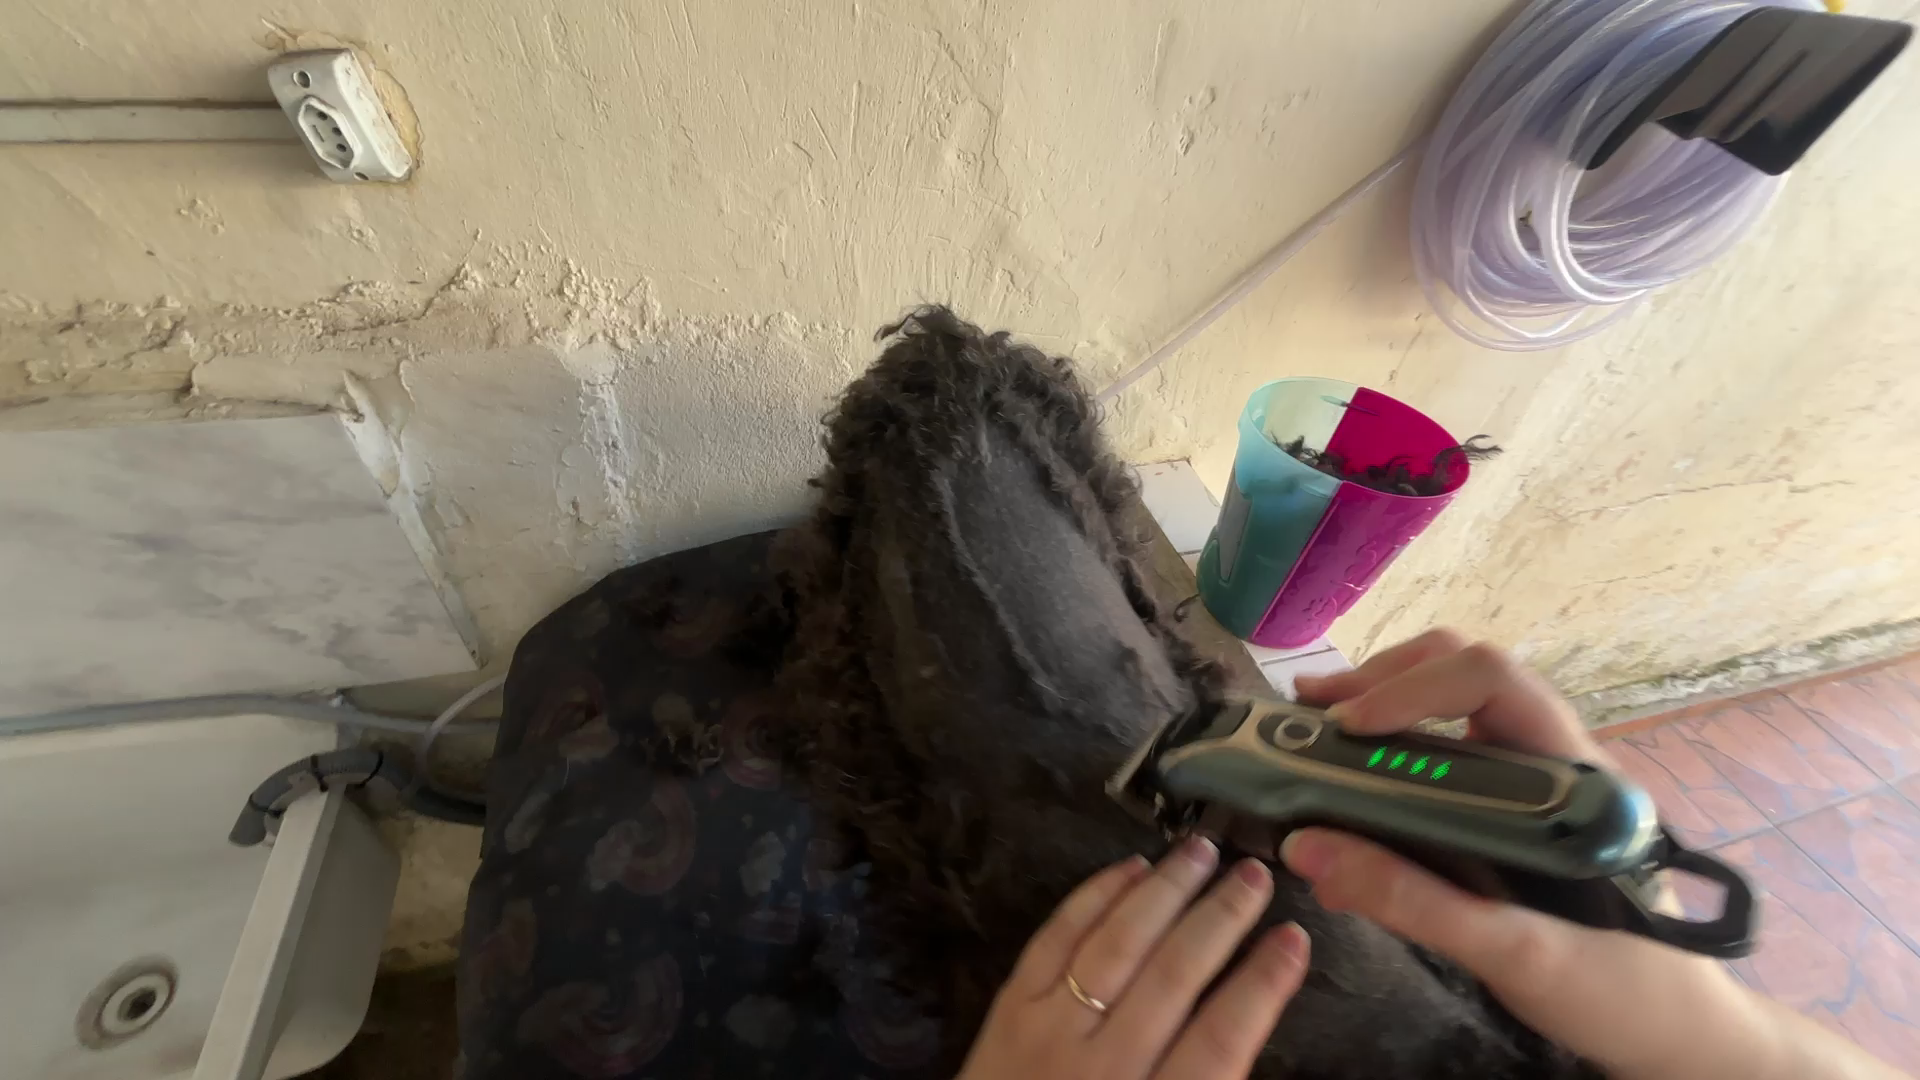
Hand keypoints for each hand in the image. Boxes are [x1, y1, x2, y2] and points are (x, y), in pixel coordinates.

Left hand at [956, 837, 1309, 1079]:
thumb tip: (1246, 1018)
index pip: (1221, 1041)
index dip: (1262, 986)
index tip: (1295, 938)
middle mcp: (1103, 1063)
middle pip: (1172, 975)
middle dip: (1219, 918)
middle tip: (1254, 873)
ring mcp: (1050, 1024)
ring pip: (1118, 941)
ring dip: (1164, 890)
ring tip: (1202, 851)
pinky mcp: (1013, 1000)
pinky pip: (1059, 933)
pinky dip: (1096, 895)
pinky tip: (1131, 867)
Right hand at [1281, 630, 1907, 1079]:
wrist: (1677, 1029)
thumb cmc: (1620, 992)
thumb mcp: (1516, 957)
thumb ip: (1412, 902)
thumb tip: (1304, 847)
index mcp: (1571, 776)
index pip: (1491, 681)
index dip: (1410, 690)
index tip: (1349, 727)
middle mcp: (1549, 752)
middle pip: (1460, 663)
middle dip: (1379, 676)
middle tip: (1316, 706)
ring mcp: (1526, 765)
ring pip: (1445, 684)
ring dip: (1374, 689)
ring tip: (1315, 714)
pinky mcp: (1501, 786)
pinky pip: (1436, 725)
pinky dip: (1381, 721)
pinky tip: (1344, 745)